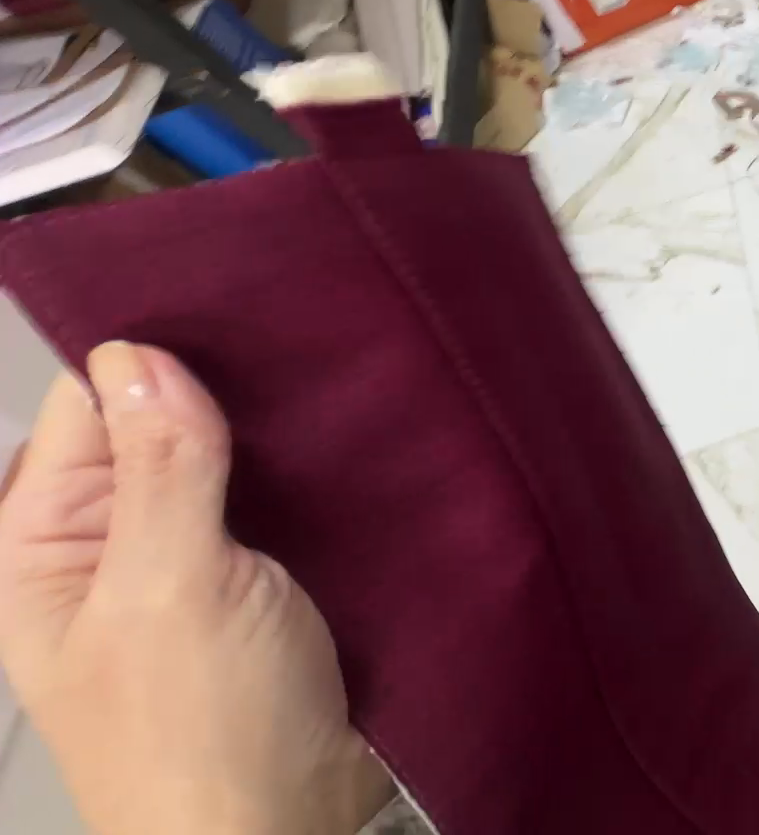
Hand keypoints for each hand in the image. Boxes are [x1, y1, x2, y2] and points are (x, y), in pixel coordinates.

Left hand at [0, 342, 392, 834]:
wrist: (290, 808)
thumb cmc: (203, 721)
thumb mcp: (170, 590)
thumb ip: (160, 477)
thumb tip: (142, 361)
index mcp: (56, 540)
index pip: (94, 412)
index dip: (156, 357)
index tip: (239, 306)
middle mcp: (130, 536)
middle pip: (176, 427)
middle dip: (237, 385)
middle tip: (316, 336)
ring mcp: (215, 551)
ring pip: (249, 457)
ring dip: (294, 424)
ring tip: (356, 378)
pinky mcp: (288, 563)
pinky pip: (300, 493)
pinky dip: (331, 463)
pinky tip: (372, 438)